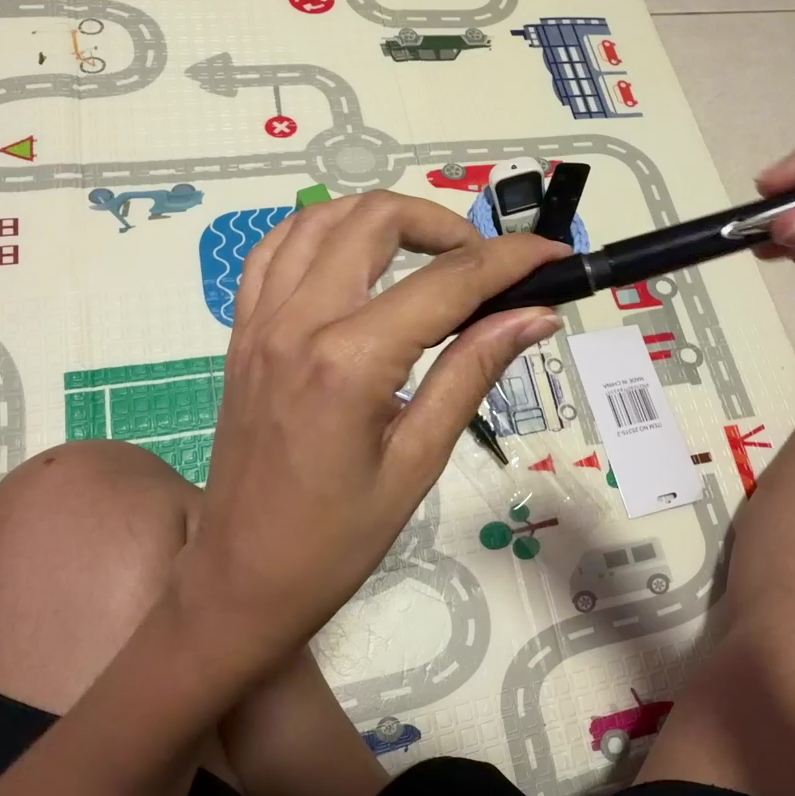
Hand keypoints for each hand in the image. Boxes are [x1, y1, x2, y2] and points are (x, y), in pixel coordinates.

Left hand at [178, 192, 567, 659]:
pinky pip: (274, 250)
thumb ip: (471, 373)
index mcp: (350, 361)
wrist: (242, 577)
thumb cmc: (337, 540)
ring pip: (321, 218)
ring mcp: (260, 320)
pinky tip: (353, 257)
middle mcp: (299, 321)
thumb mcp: (418, 461)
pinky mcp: (242, 331)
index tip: (552, 254)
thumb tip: (534, 316)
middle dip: (444, 225)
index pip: (447, 281)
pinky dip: (321, 232)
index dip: (509, 259)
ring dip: (382, 218)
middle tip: (484, 266)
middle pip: (376, 220)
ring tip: (427, 254)